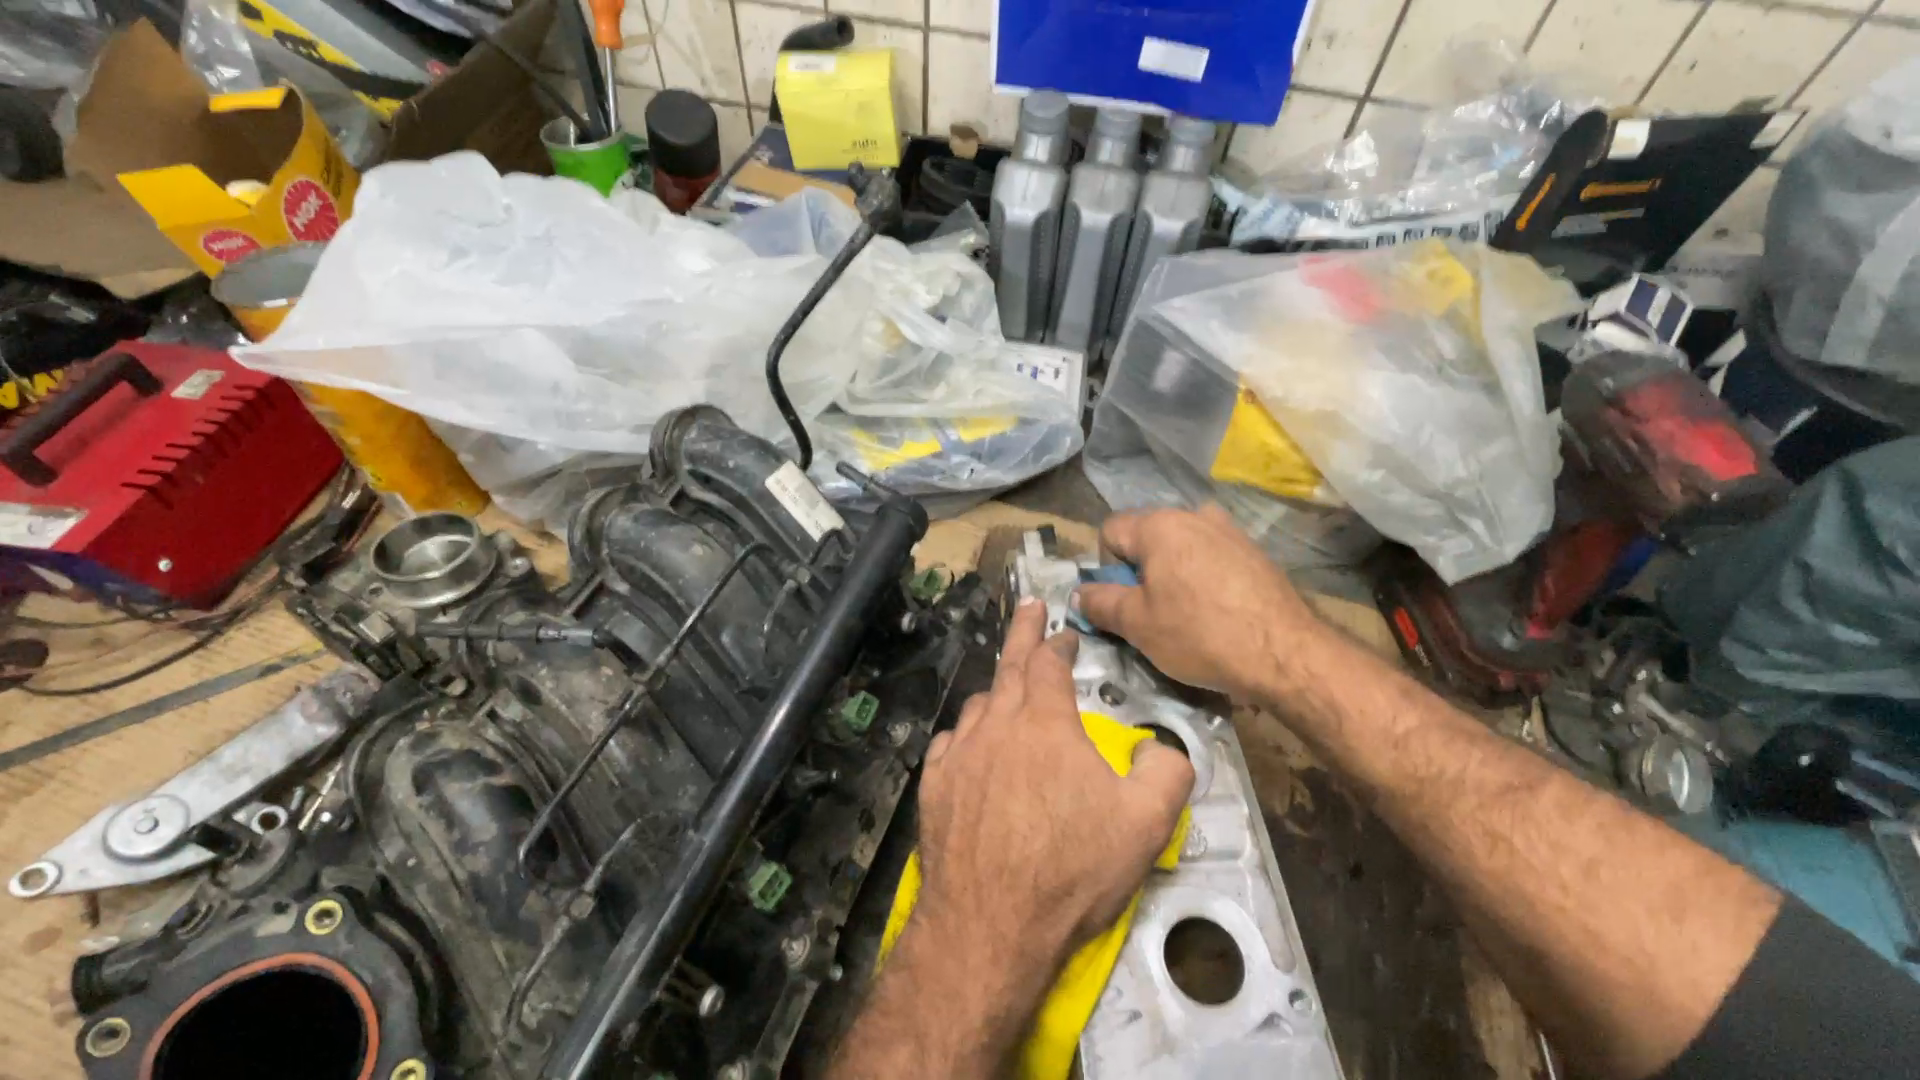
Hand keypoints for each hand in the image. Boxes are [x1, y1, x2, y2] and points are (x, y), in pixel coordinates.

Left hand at [913, 599, 1193, 961]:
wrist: (991, 923)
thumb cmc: (1072, 869)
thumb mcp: (1147, 822)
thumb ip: (1167, 769)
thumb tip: (1158, 744)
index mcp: (1045, 723)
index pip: (1048, 662)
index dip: (1058, 643)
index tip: (1065, 635)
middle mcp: (996, 726)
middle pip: (1008, 665)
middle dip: (1021, 632)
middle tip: (1027, 607)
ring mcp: (960, 756)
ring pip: (979, 706)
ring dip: (997, 692)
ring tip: (1008, 691)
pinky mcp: (935, 787)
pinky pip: (951, 744)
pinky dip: (968, 736)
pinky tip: (974, 748)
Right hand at [1074, 505, 1319, 700]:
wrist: (1285, 653)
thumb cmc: (1200, 634)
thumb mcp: (1137, 624)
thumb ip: (1101, 603)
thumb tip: (1081, 593)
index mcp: (1160, 525)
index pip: (1110, 531)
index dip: (1105, 568)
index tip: (1121, 602)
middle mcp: (1195, 515)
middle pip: (1148, 538)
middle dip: (1141, 572)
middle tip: (1151, 614)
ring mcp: (1230, 531)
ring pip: (1182, 549)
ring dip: (1173, 576)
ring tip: (1186, 616)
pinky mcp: (1255, 552)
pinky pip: (1212, 559)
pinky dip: (1204, 580)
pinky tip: (1217, 614)